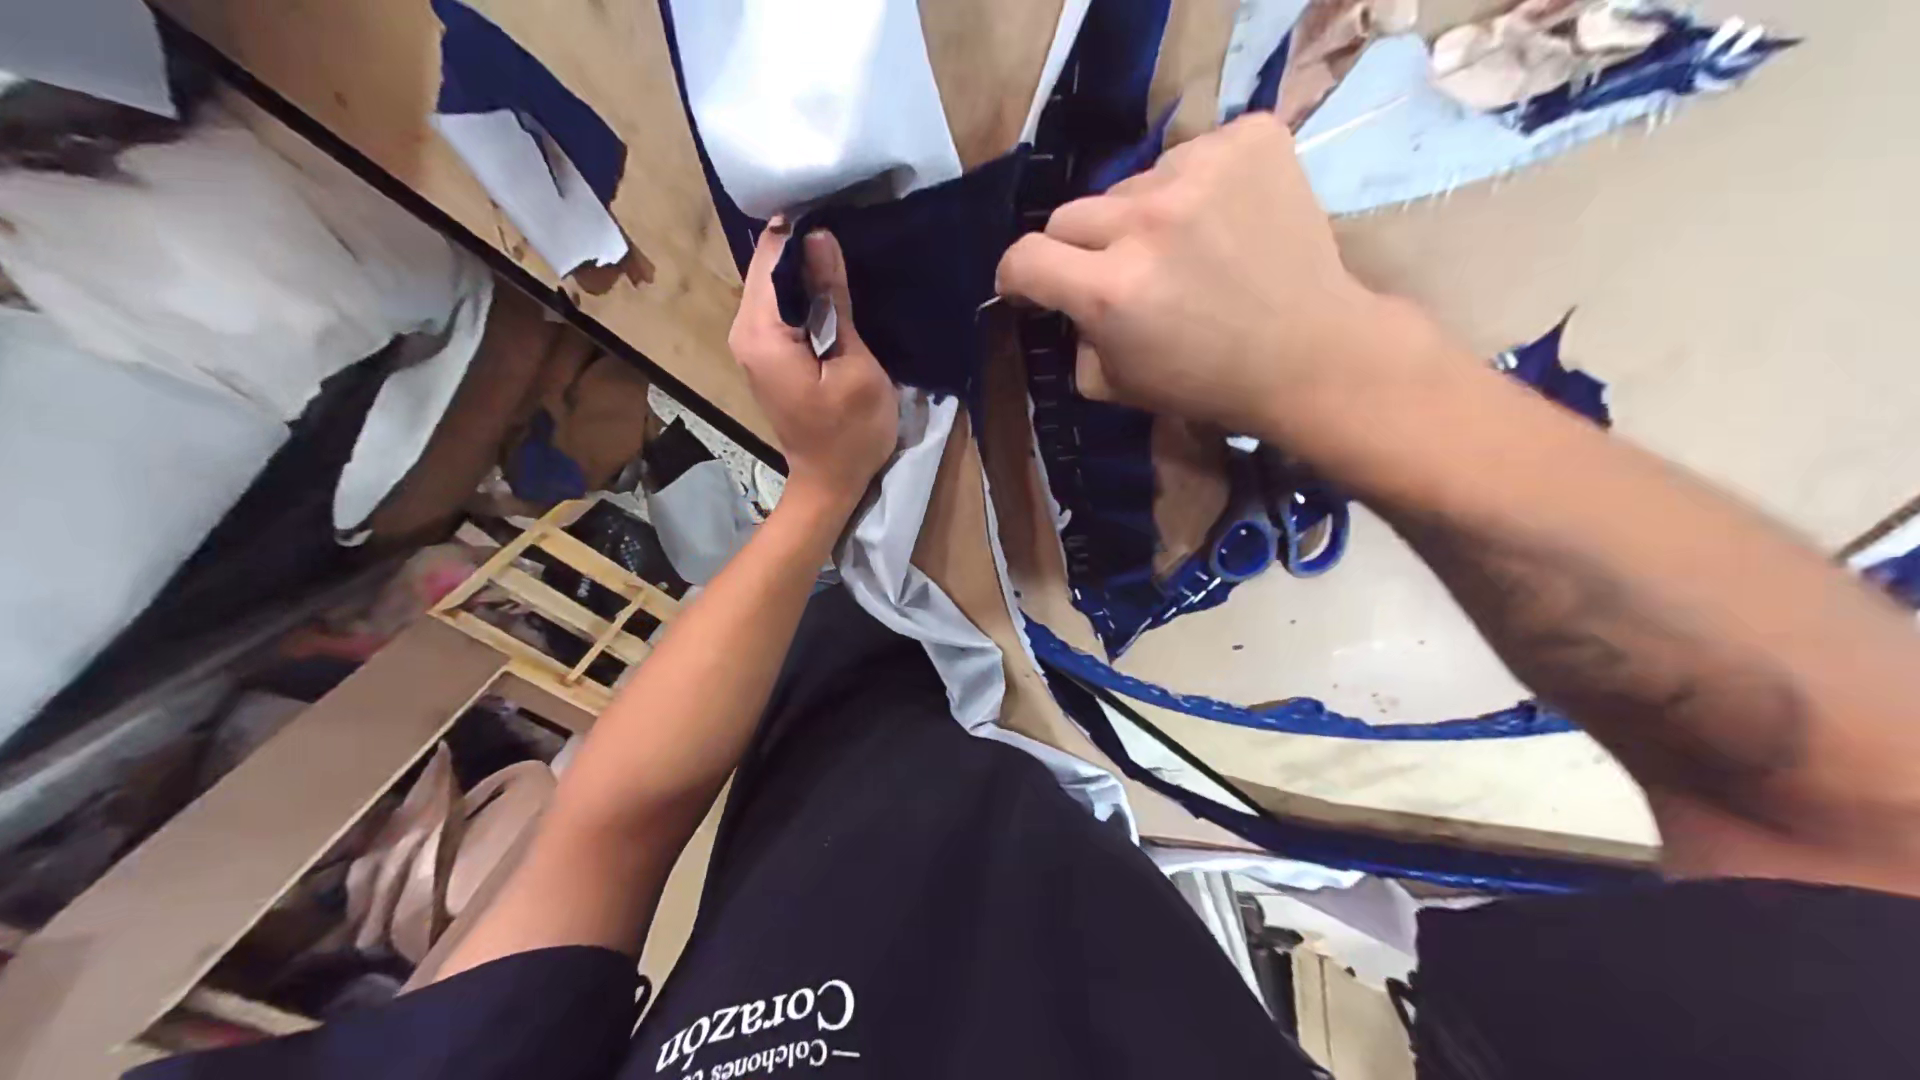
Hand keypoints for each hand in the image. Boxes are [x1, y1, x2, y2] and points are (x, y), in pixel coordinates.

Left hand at [731, 221, 898, 508]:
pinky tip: (833, 287)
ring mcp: (751, 343)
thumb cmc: (851, 433)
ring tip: (846, 254)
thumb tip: (820, 238)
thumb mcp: (855, 366)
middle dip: (804, 246)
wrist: (831, 481)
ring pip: (774, 284)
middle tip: (851, 230)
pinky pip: (779, 306)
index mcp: (761, 333)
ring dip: (806, 268)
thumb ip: (834, 301)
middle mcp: (744, 331)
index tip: (841, 212)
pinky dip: (803, 292)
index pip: (770, 257)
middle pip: (768, 267)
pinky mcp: (765, 353)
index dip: (802, 230)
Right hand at [995, 113, 1445, 441]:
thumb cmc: (1207, 383)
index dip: (1017, 276)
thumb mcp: (1117, 385)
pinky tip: (1218, 220)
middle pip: (1070, 215)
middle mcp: (1148, 220)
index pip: (1025, 257)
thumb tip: (1062, 307)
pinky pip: (1188, 155)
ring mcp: (1202, 170)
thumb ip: (1073, 340)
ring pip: (1130, 184)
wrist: (1310, 354)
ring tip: (1178, 248)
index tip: (1027, 287)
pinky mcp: (1251, 140)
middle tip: (1111, 274)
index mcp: (1111, 289)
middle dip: (1077, 251)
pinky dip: (1191, 187)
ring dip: (1137, 216)